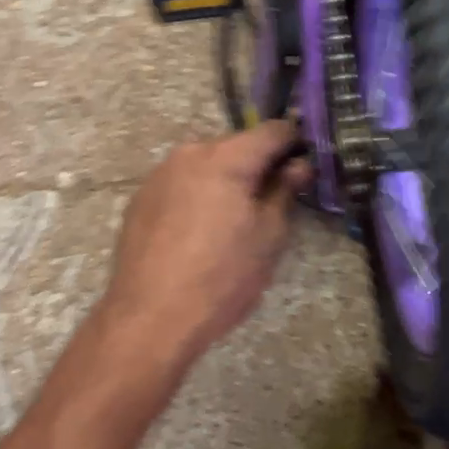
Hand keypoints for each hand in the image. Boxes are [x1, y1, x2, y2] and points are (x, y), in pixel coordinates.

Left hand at [99, 121, 311, 359]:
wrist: (150, 317)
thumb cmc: (221, 277)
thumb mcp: (268, 237)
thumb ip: (284, 192)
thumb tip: (298, 165)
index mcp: (225, 157)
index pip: (271, 131)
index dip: (295, 143)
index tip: (307, 164)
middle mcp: (189, 154)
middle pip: (236, 146)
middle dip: (258, 165)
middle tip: (275, 199)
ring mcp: (160, 174)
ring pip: (206, 164)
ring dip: (226, 180)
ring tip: (236, 220)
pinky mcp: (141, 198)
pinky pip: (181, 184)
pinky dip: (198, 194)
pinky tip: (201, 232)